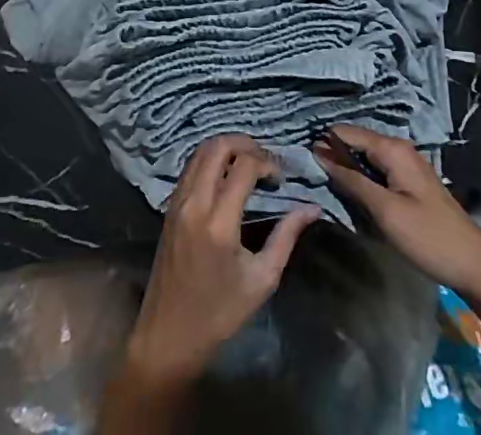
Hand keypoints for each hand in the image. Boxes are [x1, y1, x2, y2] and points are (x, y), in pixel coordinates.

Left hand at [125, 135, 319, 383]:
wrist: (168, 336)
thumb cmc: (220, 313)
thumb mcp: (262, 279)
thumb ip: (287, 236)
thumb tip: (312, 208)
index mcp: (218, 223)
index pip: (244, 166)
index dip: (268, 162)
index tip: (281, 179)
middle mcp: (194, 204)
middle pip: (217, 146)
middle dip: (246, 144)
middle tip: (266, 162)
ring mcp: (176, 203)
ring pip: (199, 152)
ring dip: (226, 149)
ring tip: (249, 165)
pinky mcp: (168, 208)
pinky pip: (189, 168)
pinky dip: (209, 161)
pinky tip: (227, 178)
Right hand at [313, 125, 480, 305]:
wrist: (473, 265)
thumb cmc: (428, 237)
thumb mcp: (385, 211)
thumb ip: (352, 181)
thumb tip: (320, 154)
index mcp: (393, 149)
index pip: (346, 132)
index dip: (322, 144)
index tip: (299, 161)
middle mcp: (399, 149)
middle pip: (354, 143)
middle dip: (332, 156)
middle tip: (307, 177)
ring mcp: (406, 165)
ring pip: (364, 158)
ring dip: (345, 169)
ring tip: (322, 186)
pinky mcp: (408, 182)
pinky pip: (375, 171)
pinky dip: (360, 179)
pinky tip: (349, 195)